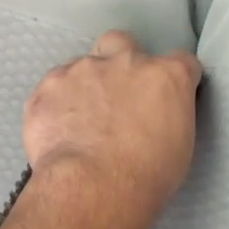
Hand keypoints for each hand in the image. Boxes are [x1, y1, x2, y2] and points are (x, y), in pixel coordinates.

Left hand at [22, 31, 202, 214]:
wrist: (94, 185)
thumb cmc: (146, 175)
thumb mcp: (178, 144)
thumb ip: (167, 114)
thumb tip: (152, 116)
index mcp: (166, 75)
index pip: (180, 62)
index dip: (170, 80)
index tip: (162, 99)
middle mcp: (125, 61)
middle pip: (121, 43)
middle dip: (117, 60)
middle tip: (111, 96)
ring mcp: (82, 70)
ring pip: (80, 67)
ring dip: (81, 88)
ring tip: (77, 123)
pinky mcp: (48, 86)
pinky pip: (51, 89)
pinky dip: (54, 105)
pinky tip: (55, 130)